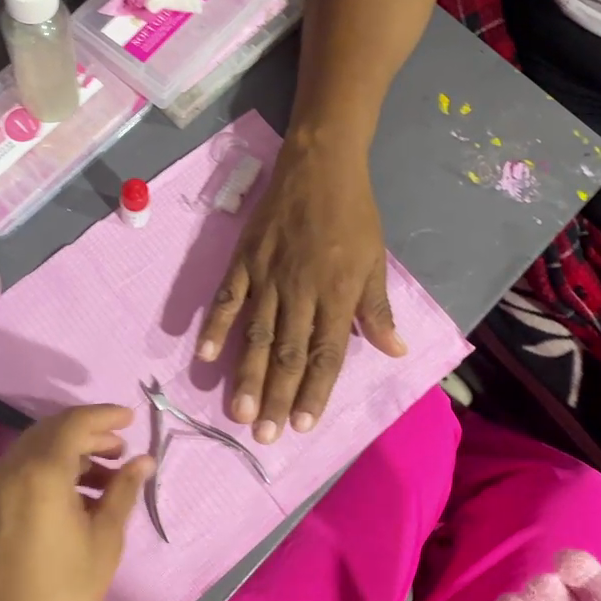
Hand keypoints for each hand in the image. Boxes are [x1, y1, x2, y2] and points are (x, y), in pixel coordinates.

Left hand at [0, 405, 155, 600]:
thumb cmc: (65, 596)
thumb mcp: (104, 540)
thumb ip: (123, 491)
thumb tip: (143, 460)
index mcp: (39, 471)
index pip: (73, 422)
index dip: (104, 415)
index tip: (132, 418)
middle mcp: (7, 471)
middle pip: (49, 433)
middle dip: (87, 433)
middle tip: (121, 448)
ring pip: (32, 453)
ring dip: (68, 454)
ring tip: (106, 478)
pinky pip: (18, 475)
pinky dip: (48, 473)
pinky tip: (75, 498)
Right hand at [197, 140, 406, 442]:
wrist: (320, 165)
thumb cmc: (353, 215)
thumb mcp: (375, 261)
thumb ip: (378, 310)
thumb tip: (395, 352)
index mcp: (337, 296)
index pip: (325, 354)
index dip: (315, 392)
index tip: (303, 426)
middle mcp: (301, 293)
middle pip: (288, 353)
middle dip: (277, 397)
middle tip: (263, 436)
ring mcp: (268, 277)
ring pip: (257, 335)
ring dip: (247, 375)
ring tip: (238, 413)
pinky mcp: (244, 260)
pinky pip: (228, 298)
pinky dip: (215, 326)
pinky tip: (205, 354)